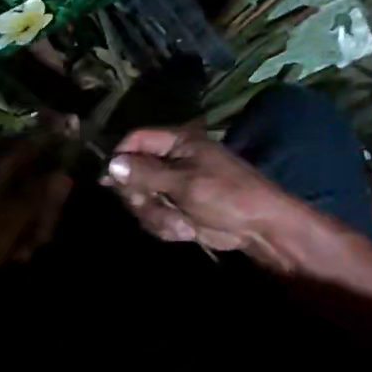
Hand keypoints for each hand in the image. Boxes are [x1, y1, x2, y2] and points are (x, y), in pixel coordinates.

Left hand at [0, 137, 74, 299]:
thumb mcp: (13, 217)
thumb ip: (39, 196)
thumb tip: (65, 175)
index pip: (28, 149)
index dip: (49, 148)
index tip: (68, 155)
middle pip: (34, 183)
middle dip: (45, 208)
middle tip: (45, 231)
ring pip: (29, 208)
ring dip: (35, 228)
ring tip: (28, 249)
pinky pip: (18, 227)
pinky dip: (22, 240)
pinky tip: (18, 256)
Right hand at [102, 128, 303, 253]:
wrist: (261, 229)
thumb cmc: (228, 195)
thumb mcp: (185, 183)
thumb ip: (146, 174)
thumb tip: (111, 165)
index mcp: (177, 142)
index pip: (135, 140)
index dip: (121, 158)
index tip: (110, 180)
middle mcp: (171, 160)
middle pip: (132, 173)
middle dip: (141, 197)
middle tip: (152, 205)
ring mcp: (173, 185)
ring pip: (141, 200)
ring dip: (156, 216)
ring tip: (180, 224)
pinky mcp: (176, 208)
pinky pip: (154, 216)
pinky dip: (166, 226)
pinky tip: (185, 231)